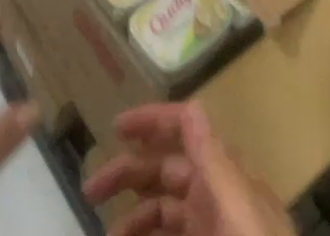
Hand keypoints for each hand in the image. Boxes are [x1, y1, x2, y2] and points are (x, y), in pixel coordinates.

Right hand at [83, 102, 294, 235]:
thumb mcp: (239, 211)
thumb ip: (215, 163)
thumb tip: (193, 107)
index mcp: (227, 177)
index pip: (190, 130)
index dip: (154, 121)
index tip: (116, 128)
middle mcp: (219, 197)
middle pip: (168, 170)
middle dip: (129, 173)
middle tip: (91, 192)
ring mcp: (214, 227)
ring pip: (165, 211)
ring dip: (134, 217)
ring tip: (107, 233)